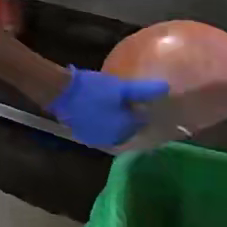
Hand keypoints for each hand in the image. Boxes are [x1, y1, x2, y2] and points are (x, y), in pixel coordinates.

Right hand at [50, 67, 170, 149]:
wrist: (60, 92)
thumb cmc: (93, 89)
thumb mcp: (120, 87)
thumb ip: (143, 91)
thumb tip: (165, 89)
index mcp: (124, 130)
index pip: (143, 126)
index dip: (147, 114)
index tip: (149, 104)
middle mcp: (113, 140)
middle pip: (129, 131)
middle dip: (132, 119)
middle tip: (134, 103)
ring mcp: (96, 138)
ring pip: (114, 131)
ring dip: (118, 121)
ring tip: (117, 105)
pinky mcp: (82, 134)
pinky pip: (100, 130)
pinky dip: (104, 122)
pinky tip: (102, 110)